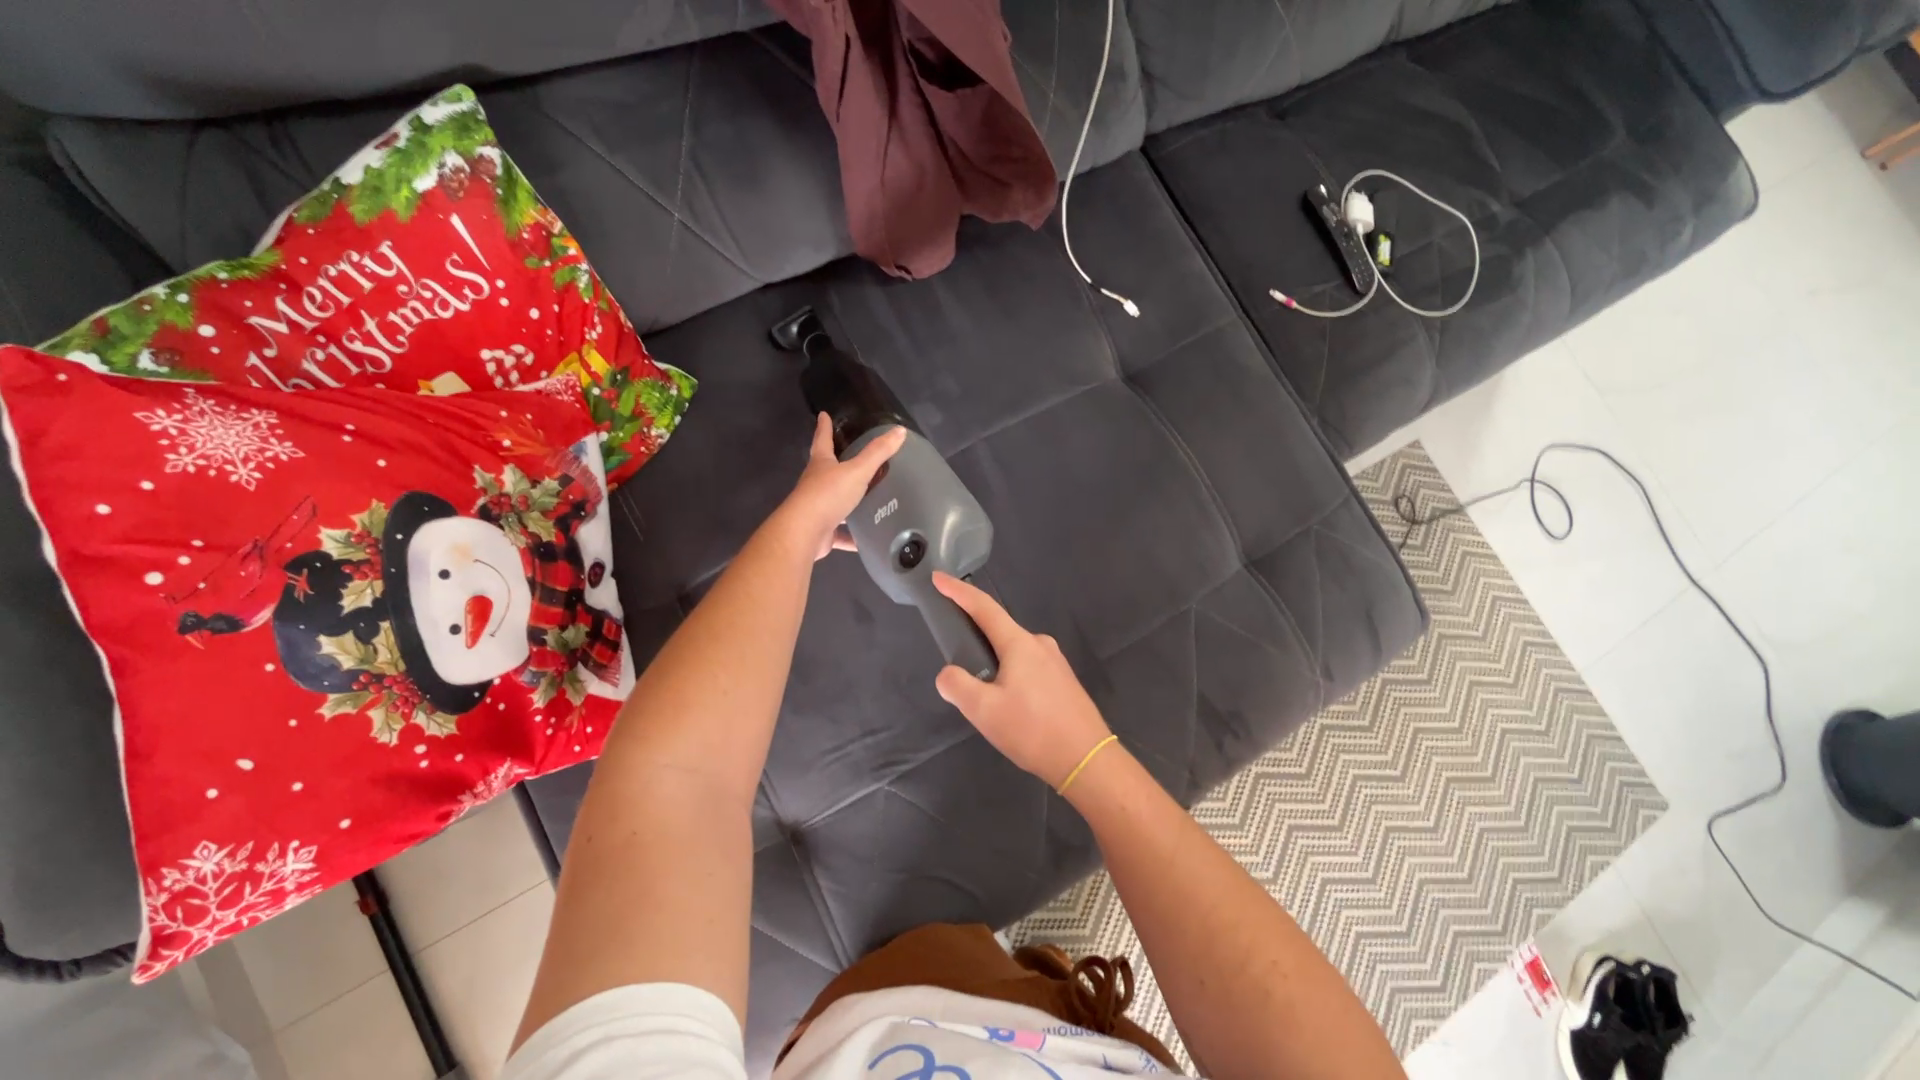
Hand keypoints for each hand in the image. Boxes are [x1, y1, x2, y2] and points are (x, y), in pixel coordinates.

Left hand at [773, 413, 905, 559]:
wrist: (805, 532)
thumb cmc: (828, 494)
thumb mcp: (857, 470)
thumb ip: (877, 453)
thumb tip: (899, 430)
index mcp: (821, 464)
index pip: (823, 439)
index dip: (824, 427)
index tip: (823, 415)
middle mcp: (816, 484)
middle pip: (826, 469)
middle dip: (836, 463)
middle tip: (850, 456)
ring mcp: (817, 508)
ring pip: (834, 501)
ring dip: (847, 501)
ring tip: (867, 499)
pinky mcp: (822, 531)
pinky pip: (841, 532)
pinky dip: (853, 536)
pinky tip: (867, 539)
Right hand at [931, 573, 1113, 789]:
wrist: (1086, 760)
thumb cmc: (1032, 730)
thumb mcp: (983, 710)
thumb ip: (956, 686)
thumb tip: (949, 675)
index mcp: (1020, 644)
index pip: (983, 608)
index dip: (958, 592)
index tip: (938, 578)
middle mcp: (1040, 645)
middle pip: (999, 632)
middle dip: (975, 643)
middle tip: (958, 670)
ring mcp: (1056, 663)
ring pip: (1013, 655)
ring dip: (994, 668)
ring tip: (985, 703)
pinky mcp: (1063, 683)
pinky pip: (1028, 671)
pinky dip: (1011, 680)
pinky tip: (1010, 710)